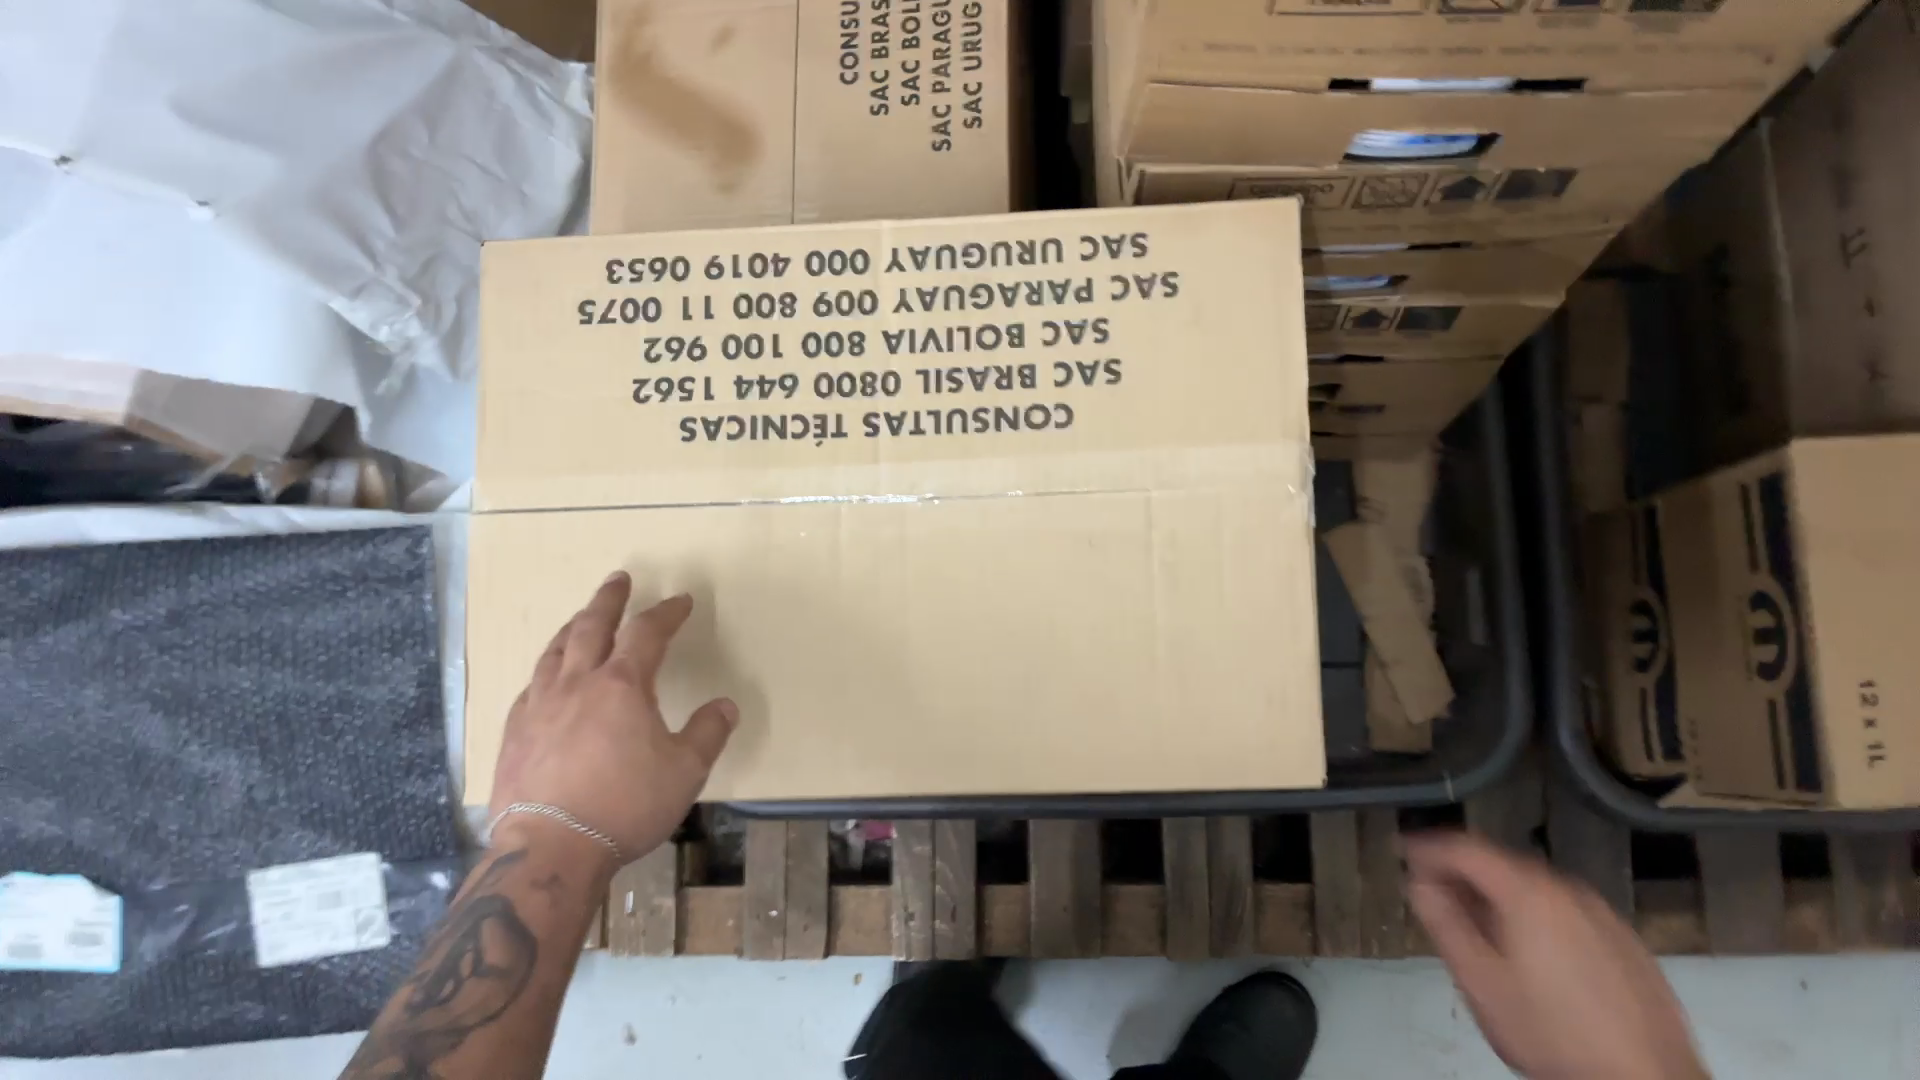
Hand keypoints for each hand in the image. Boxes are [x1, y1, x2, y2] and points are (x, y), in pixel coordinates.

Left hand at [487, 572, 736, 870]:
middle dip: (609, 600)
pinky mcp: (513, 734)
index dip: (667, 612)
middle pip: (592, 626)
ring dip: (573, 627)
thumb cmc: (625, 805)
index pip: (648, 633)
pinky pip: (530, 686)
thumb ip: (709, 733)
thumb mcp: (686, 771)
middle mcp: (577, 684)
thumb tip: (725, 706)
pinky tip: (548, 677)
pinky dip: (546, 670)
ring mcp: (539, 707)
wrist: (551, 849)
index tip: (681, 600)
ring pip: (555, 652)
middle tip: (618, 579)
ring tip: (581, 617)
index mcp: (622, 685)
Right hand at [1406, 832, 1707, 1079]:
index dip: (1427, 847)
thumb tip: (1420, 884)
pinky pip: (1567, 914)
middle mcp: (1569, 892)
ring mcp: (1605, 917)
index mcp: (1528, 892)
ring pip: (1536, 889)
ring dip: (1499, 896)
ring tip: (1477, 927)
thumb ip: (1443, 922)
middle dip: (1462, 874)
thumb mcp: (1478, 980)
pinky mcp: (1627, 945)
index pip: (1465, 847)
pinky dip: (1536, 917)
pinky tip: (1530, 953)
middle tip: (1435, 895)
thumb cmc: (1551, 1031)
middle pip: (1502, 865)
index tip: (1404, 853)